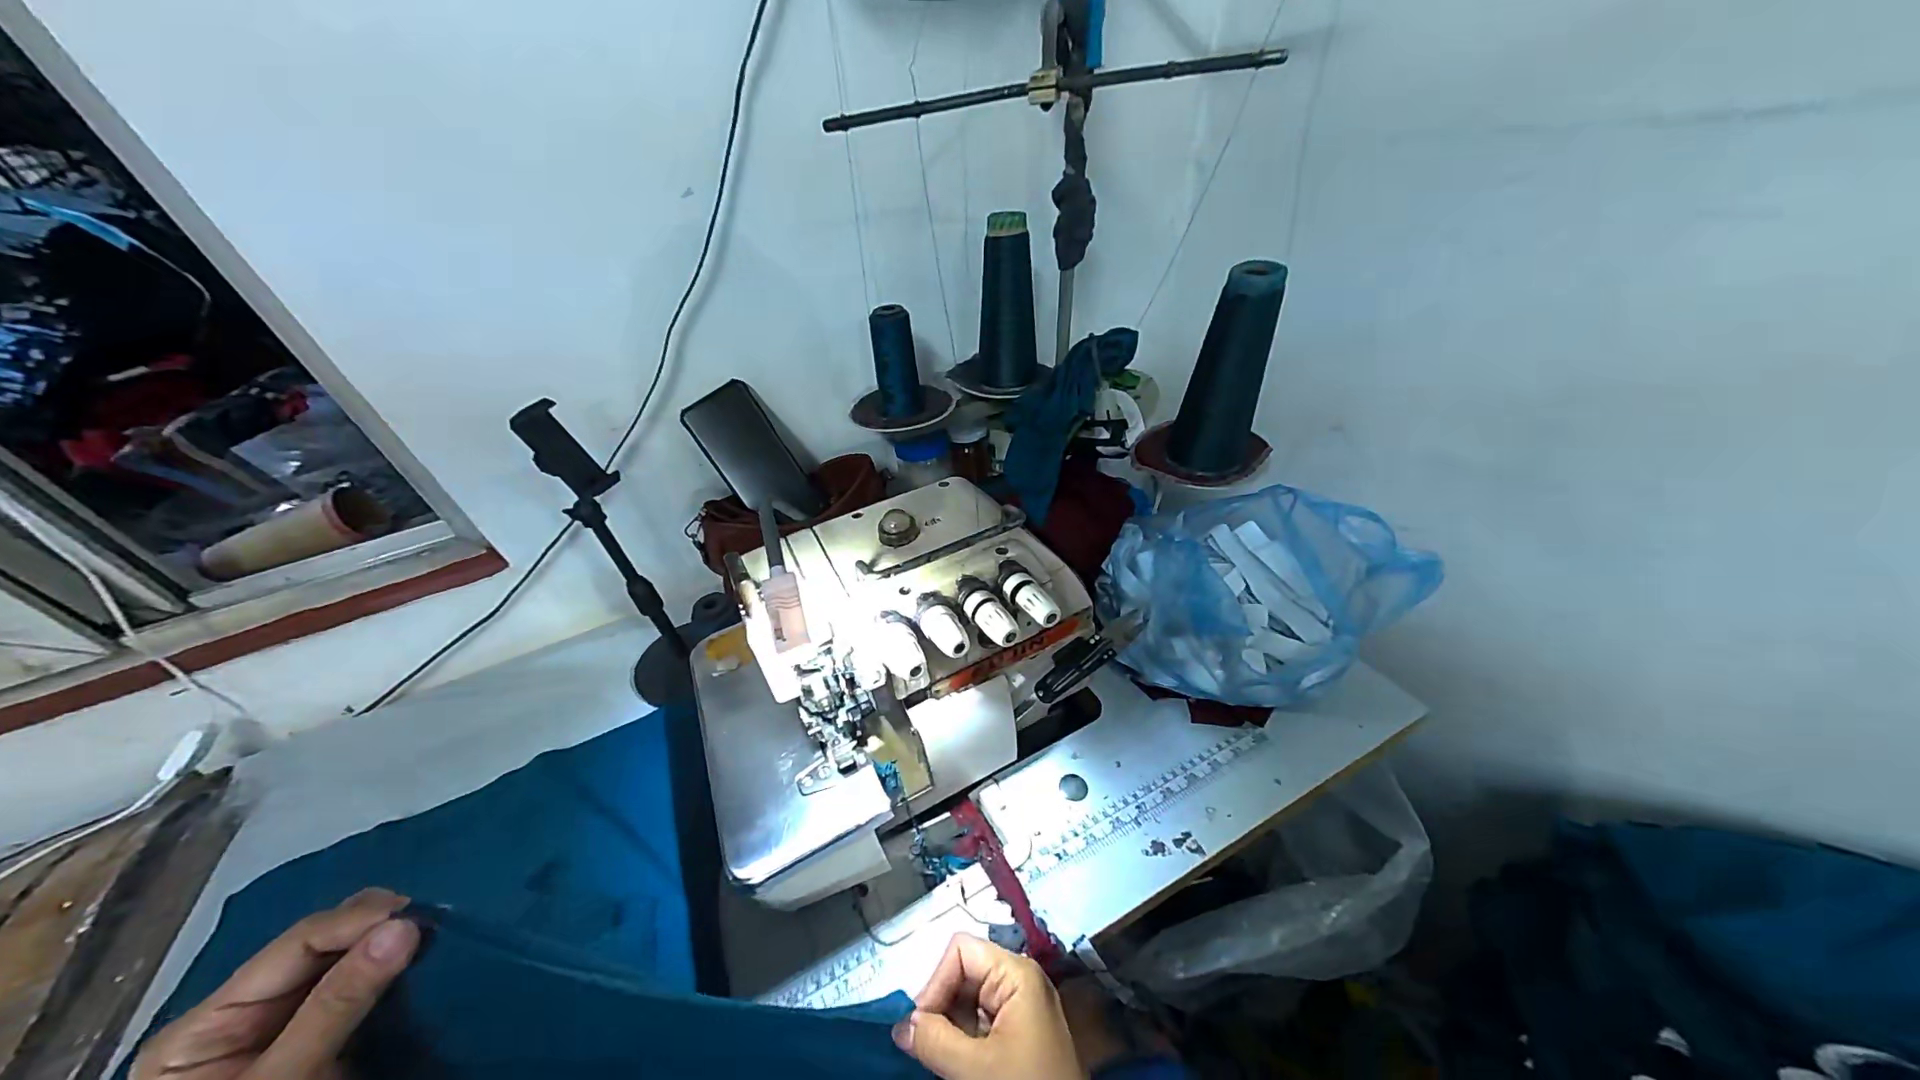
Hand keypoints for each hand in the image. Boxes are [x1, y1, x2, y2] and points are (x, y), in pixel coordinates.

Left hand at [132, 888, 420, 1079]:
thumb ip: (336, 1006)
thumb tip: (404, 926)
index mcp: (206, 1025)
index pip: (295, 944)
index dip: (356, 919)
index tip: (416, 911)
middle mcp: (242, 1013)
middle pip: (317, 946)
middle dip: (375, 926)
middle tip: (431, 921)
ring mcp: (280, 1028)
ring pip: (341, 961)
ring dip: (387, 943)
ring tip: (432, 933)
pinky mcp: (319, 1041)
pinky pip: (356, 988)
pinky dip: (389, 969)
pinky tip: (418, 958)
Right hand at [895, 934, 1082, 1079]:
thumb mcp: (977, 1069)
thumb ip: (935, 1041)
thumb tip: (901, 1025)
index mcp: (1016, 973)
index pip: (961, 951)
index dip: (936, 982)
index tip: (921, 1025)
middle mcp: (1018, 981)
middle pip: (963, 974)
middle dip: (939, 1007)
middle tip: (925, 1046)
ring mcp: (1020, 1009)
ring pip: (967, 1001)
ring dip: (947, 1028)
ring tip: (939, 1058)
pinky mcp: (1018, 1035)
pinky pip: (978, 1024)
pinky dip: (960, 1042)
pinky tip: (955, 1065)